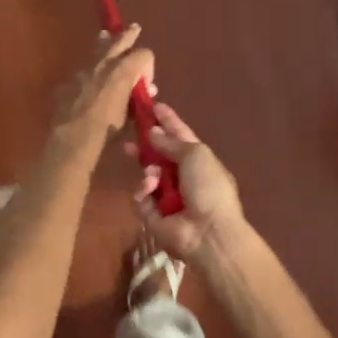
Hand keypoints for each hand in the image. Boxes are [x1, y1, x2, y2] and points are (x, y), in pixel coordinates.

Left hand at [56, 25, 154, 144]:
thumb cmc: (108, 129)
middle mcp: (104, 64)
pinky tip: (87, 78)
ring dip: (104, 45)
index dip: (148, 66)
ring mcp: (83, 70)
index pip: (144, 54)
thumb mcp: (131, 115)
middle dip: (128, 36)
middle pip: (119, 41)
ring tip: (105, 36)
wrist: (74, 137)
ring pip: (96, 51)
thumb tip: (146, 91)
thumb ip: (138, 99)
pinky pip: (82, 70)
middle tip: (134, 28)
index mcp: (124, 71)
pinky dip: (88, 71)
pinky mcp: (68, 80)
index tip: (146, 82)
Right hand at [126, 103, 243, 260]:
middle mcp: (182, 176)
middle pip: (158, 155)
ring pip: (146, 175)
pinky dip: (144, 192)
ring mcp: (167, 197)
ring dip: (148, 172)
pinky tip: (150, 192)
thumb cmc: (208, 187)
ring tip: (152, 177)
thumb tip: (152, 132)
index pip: (179, 134)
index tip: (153, 104)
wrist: (208, 232)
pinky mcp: (153, 215)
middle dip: (144, 147)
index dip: (167, 120)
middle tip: (129, 139)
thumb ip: (171, 142)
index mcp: (198, 159)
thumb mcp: (196, 155)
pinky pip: (141, 197)